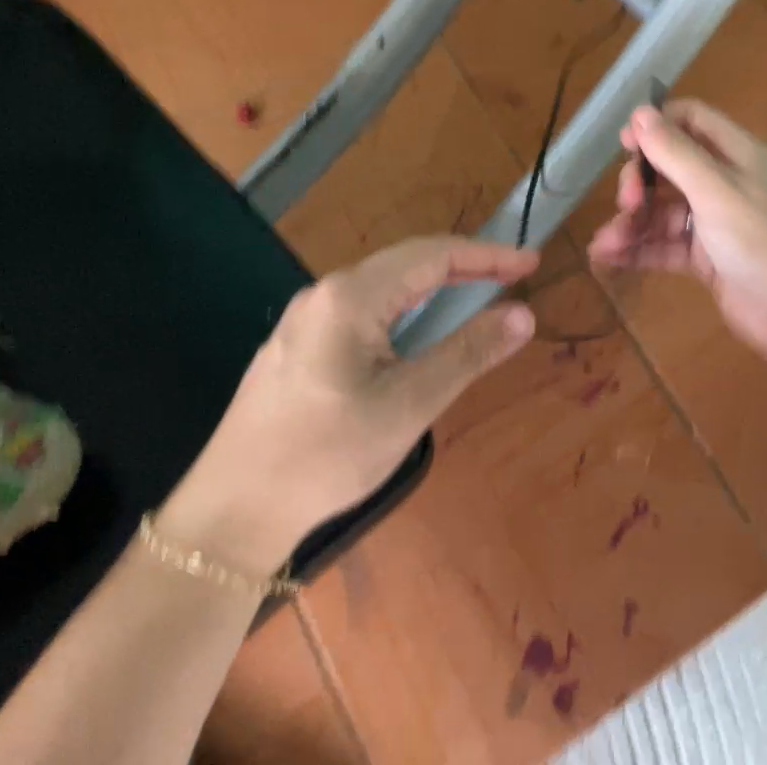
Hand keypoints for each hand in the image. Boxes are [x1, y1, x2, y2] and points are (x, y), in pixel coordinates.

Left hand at [159, 237, 537, 573]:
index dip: (488, 255)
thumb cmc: (327, 454)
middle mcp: (325, 295)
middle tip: (515, 278)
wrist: (233, 510)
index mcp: (351, 298)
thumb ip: (468, 352)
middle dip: (466, 266)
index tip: (533, 263)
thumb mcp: (410, 404)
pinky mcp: (299, 346)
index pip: (433, 255)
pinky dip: (408, 310)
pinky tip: (421, 334)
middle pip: (407, 262)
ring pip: (385, 287)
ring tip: (479, 300)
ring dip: (436, 288)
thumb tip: (523, 314)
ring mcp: (306, 320)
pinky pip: (366, 310)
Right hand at [587, 100, 766, 361]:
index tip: (622, 144)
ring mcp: (716, 223)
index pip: (691, 120)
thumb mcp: (716, 191)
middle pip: (670, 167)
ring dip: (632, 224)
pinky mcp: (708, 259)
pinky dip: (640, 250)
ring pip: (664, 211)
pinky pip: (666, 245)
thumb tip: (640, 113)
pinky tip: (609, 259)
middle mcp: (726, 183)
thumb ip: (676, 153)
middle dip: (640, 182)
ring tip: (604, 246)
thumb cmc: (763, 241)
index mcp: (737, 154)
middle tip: (625, 204)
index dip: (656, 126)